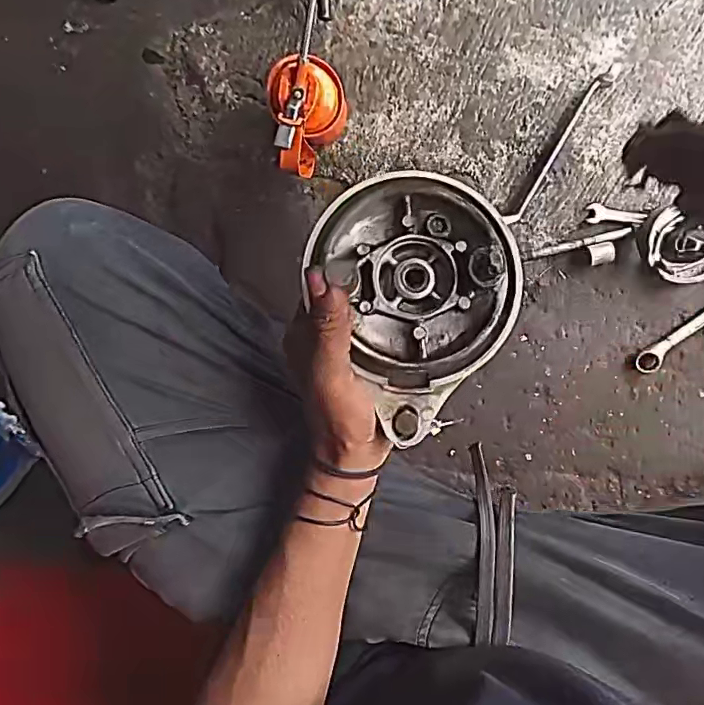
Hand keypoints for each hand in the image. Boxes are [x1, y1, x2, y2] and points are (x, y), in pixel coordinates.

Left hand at [286, 268, 389, 470]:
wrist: (357, 454)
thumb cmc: (338, 421)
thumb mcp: (332, 372)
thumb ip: (329, 328)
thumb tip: (323, 283)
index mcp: (303, 337)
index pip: (315, 287)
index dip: (334, 266)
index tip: (358, 250)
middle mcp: (320, 339)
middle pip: (340, 295)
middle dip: (362, 278)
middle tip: (386, 262)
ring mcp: (343, 349)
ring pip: (360, 311)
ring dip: (378, 299)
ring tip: (397, 281)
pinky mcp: (364, 360)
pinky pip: (376, 331)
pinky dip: (388, 322)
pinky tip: (401, 318)